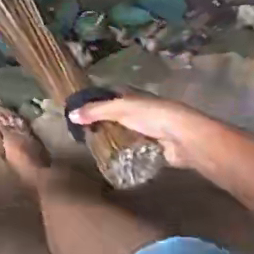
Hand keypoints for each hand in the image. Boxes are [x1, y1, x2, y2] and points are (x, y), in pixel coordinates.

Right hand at [70, 94, 239, 170]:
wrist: (184, 138)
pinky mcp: (155, 149)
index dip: (93, 101)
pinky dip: (124, 153)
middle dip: (101, 122)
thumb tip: (69, 115)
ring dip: (113, 139)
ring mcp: (149, 130)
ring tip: (92, 146)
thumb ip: (94, 112)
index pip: (108, 96)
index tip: (76, 111)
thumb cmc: (152, 116)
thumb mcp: (118, 109)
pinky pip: (135, 149)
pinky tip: (110, 158)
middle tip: (80, 132)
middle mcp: (141, 111)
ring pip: (125, 133)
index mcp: (133, 97)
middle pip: (116, 116)